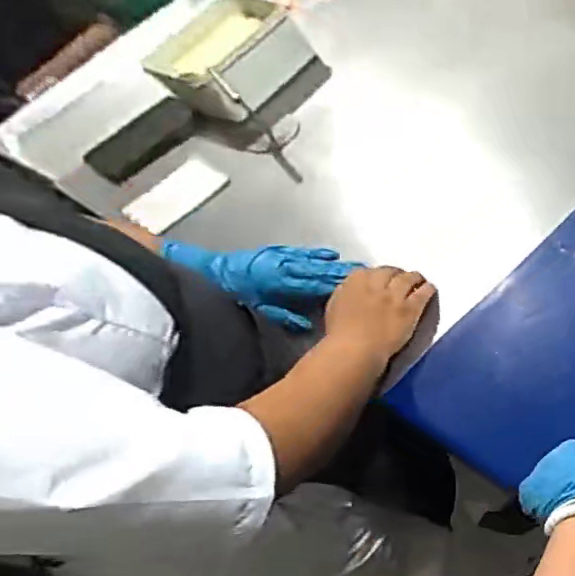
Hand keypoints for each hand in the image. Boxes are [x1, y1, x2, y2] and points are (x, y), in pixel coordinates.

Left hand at [162, 240, 353, 330]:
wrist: (204, 272)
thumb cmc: (233, 294)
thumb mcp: (258, 309)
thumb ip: (284, 315)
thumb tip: (306, 323)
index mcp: (283, 283)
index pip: (317, 285)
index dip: (339, 287)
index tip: (359, 290)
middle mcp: (285, 268)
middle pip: (321, 271)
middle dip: (345, 274)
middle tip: (370, 276)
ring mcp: (280, 259)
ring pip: (314, 262)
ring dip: (337, 265)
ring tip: (358, 266)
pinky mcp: (275, 253)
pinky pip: (300, 253)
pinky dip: (317, 253)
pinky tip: (331, 254)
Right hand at [321, 266, 433, 361]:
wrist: (357, 346)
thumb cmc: (341, 329)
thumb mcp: (337, 302)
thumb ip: (349, 290)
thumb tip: (360, 286)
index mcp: (354, 282)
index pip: (370, 270)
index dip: (379, 273)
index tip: (384, 277)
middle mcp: (376, 285)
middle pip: (391, 271)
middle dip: (398, 273)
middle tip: (404, 277)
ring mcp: (395, 296)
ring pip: (409, 279)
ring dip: (415, 277)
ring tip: (419, 279)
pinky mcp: (411, 308)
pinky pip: (423, 293)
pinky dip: (428, 288)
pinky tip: (431, 288)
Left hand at [518, 439, 574, 535]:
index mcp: (573, 446)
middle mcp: (552, 455)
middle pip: (557, 463)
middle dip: (563, 475)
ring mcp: (537, 471)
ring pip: (544, 477)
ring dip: (551, 487)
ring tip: (564, 501)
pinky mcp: (527, 489)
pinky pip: (532, 493)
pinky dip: (539, 500)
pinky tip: (551, 508)